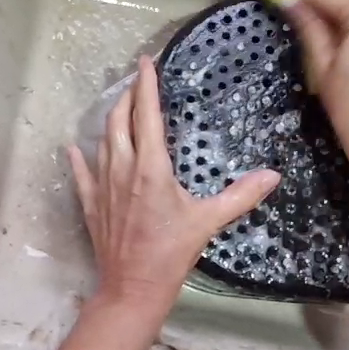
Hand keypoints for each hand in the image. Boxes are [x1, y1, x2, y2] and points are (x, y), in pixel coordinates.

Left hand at [67, 56, 280, 324]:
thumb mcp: (208, 222)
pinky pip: (82, 173)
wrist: (132, 287)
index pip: (147, 114)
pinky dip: (79, 158)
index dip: (146, 85)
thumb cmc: (171, 253)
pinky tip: (75, 148)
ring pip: (102, 141)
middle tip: (135, 81)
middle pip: (119, 120)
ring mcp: (102, 185)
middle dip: (127, 96)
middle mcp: (122, 168)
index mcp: (151, 166)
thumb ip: (240, 196)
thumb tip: (273, 175)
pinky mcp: (91, 203)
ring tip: (119, 107)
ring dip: (111, 120)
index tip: (147, 62)